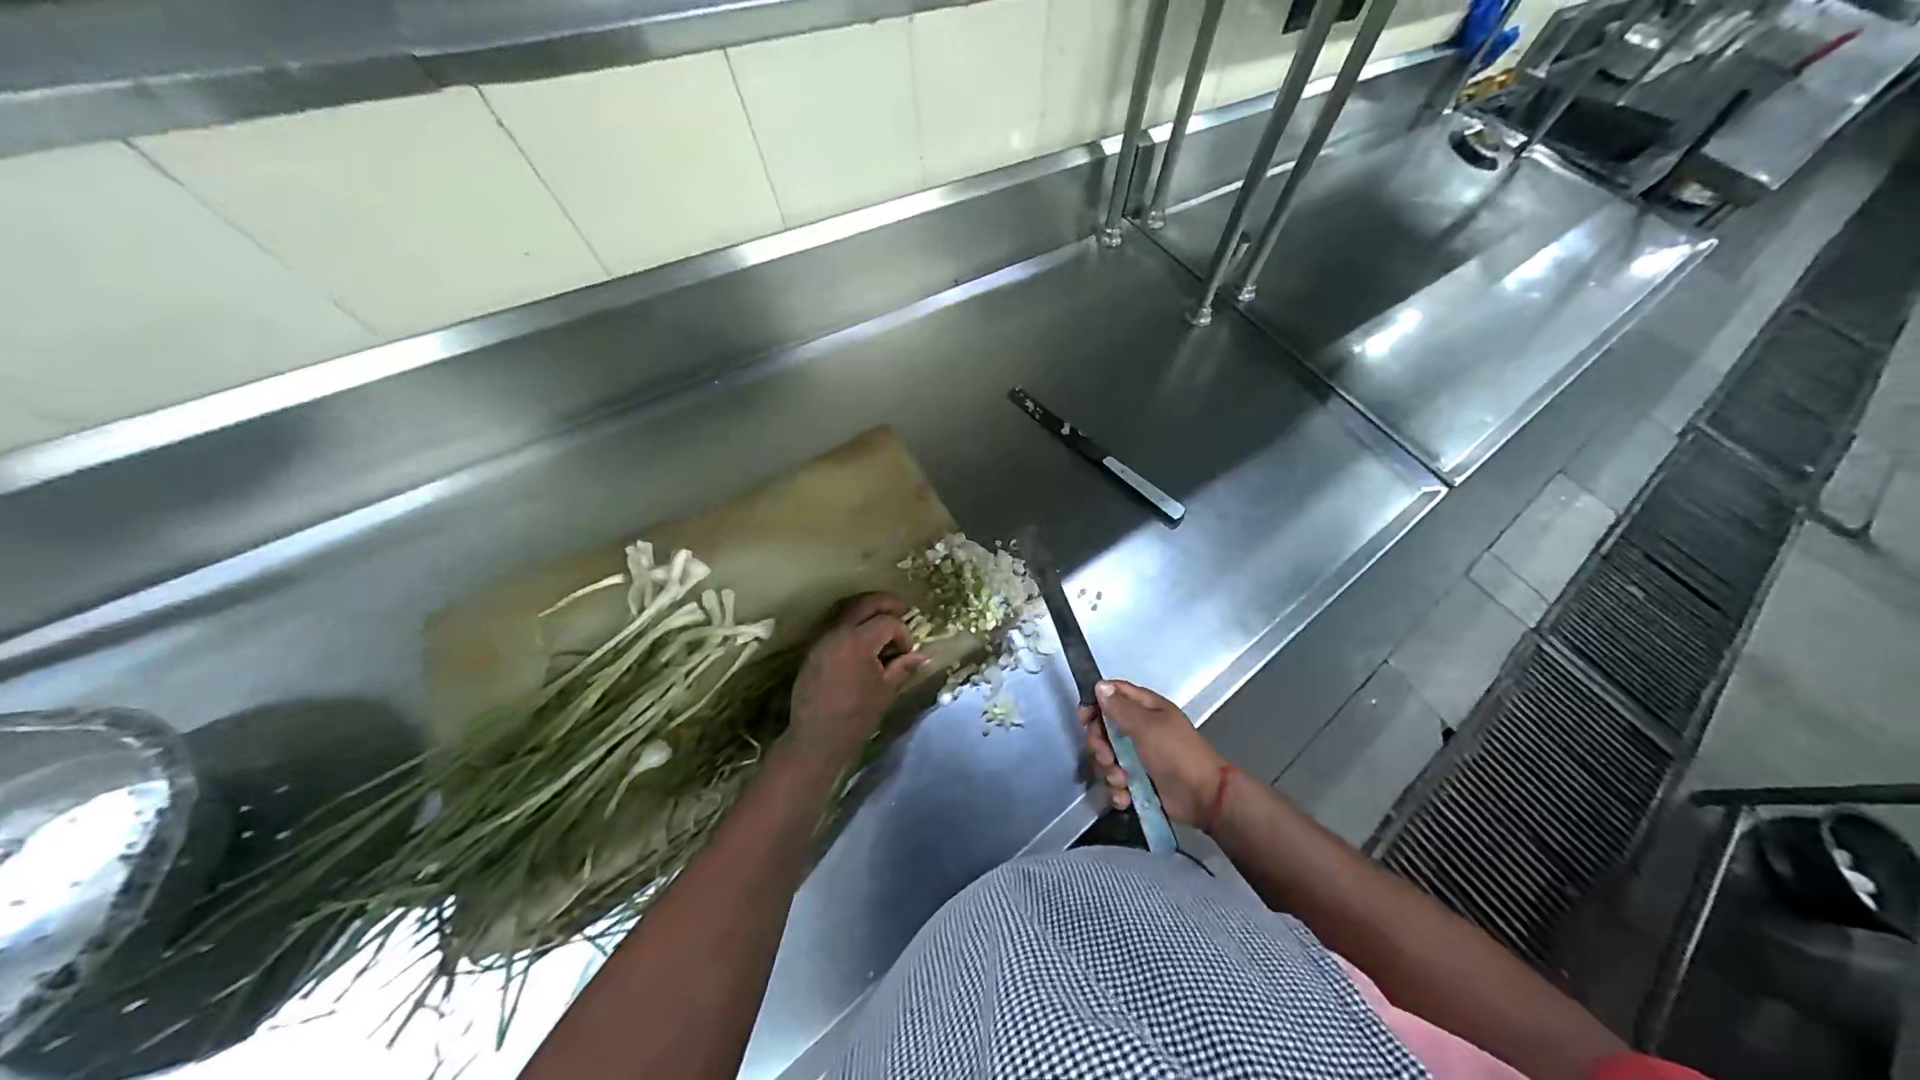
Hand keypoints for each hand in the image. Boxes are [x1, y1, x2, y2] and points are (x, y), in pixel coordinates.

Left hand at [787, 593, 927, 758]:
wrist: (816, 739)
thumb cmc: (855, 717)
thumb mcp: (886, 691)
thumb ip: (904, 667)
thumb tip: (923, 656)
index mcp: (858, 642)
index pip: (886, 622)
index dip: (902, 633)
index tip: (907, 651)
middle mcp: (836, 633)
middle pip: (863, 603)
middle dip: (884, 603)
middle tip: (900, 608)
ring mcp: (821, 640)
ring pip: (844, 609)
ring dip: (865, 608)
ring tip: (880, 617)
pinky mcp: (812, 650)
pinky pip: (832, 623)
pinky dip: (849, 620)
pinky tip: (860, 635)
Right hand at [1082, 680, 1229, 826]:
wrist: (1203, 796)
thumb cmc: (1176, 753)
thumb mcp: (1147, 726)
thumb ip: (1120, 708)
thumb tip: (1099, 686)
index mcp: (1146, 708)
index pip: (1113, 695)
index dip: (1095, 703)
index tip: (1084, 718)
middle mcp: (1140, 729)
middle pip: (1103, 729)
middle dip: (1100, 745)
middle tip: (1108, 757)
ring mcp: (1138, 757)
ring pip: (1107, 759)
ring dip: (1110, 771)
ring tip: (1124, 780)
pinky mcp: (1139, 781)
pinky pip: (1116, 783)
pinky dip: (1119, 791)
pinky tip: (1127, 796)